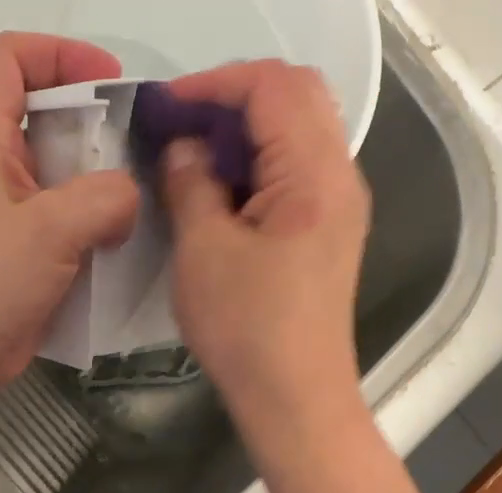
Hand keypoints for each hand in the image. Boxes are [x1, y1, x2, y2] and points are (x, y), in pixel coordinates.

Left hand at [0, 32, 140, 404]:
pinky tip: (129, 242)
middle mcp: (4, 173)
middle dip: (100, 126)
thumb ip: (104, 197)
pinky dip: (104, 226)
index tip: (107, 81)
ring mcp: (20, 217)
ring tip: (143, 200)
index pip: (12, 63)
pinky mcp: (35, 256)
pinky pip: (76, 224)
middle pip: (54, 119)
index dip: (59, 54)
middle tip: (142, 150)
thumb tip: (129, 200)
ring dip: (108, 183)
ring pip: (72, 176)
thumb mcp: (50, 228)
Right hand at [161, 61, 371, 428]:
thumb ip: (192, 185)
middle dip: (231, 102)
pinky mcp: (328, 234)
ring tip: (191, 162)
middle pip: (293, 99)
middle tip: (178, 129)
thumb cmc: (247, 328)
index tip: (162, 108)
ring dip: (243, 136)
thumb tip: (184, 148)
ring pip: (296, 136)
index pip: (271, 87)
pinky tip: (218, 196)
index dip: (213, 85)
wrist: (295, 398)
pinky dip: (256, 167)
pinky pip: (295, 174)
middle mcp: (339, 176)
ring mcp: (338, 206)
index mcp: (314, 171)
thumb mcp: (203, 252)